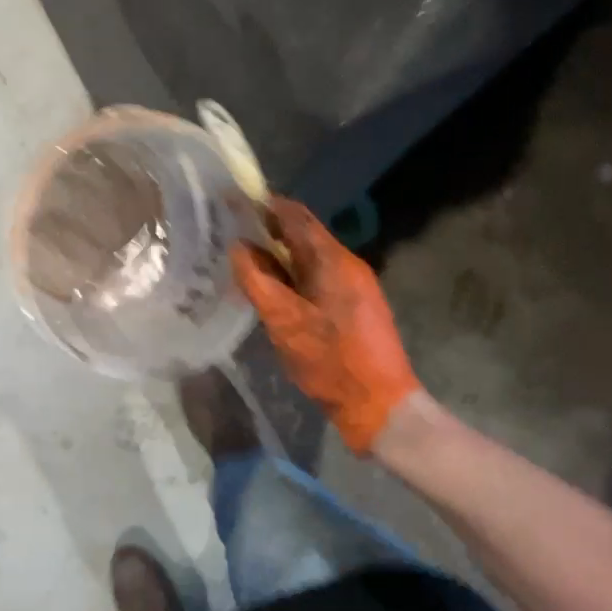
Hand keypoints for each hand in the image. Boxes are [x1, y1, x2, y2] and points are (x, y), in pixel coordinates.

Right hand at [231, 198, 419, 454]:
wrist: (382, 409)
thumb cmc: (332, 362)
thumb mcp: (284, 321)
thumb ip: (257, 280)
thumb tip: (238, 247)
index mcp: (333, 261)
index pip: (295, 215)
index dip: (263, 205)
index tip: (231, 201)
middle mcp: (347, 265)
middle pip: (302, 234)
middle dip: (267, 229)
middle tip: (229, 232)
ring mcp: (354, 287)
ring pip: (308, 258)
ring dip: (277, 254)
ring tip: (242, 259)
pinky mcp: (354, 307)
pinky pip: (316, 277)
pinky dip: (290, 275)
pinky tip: (270, 289)